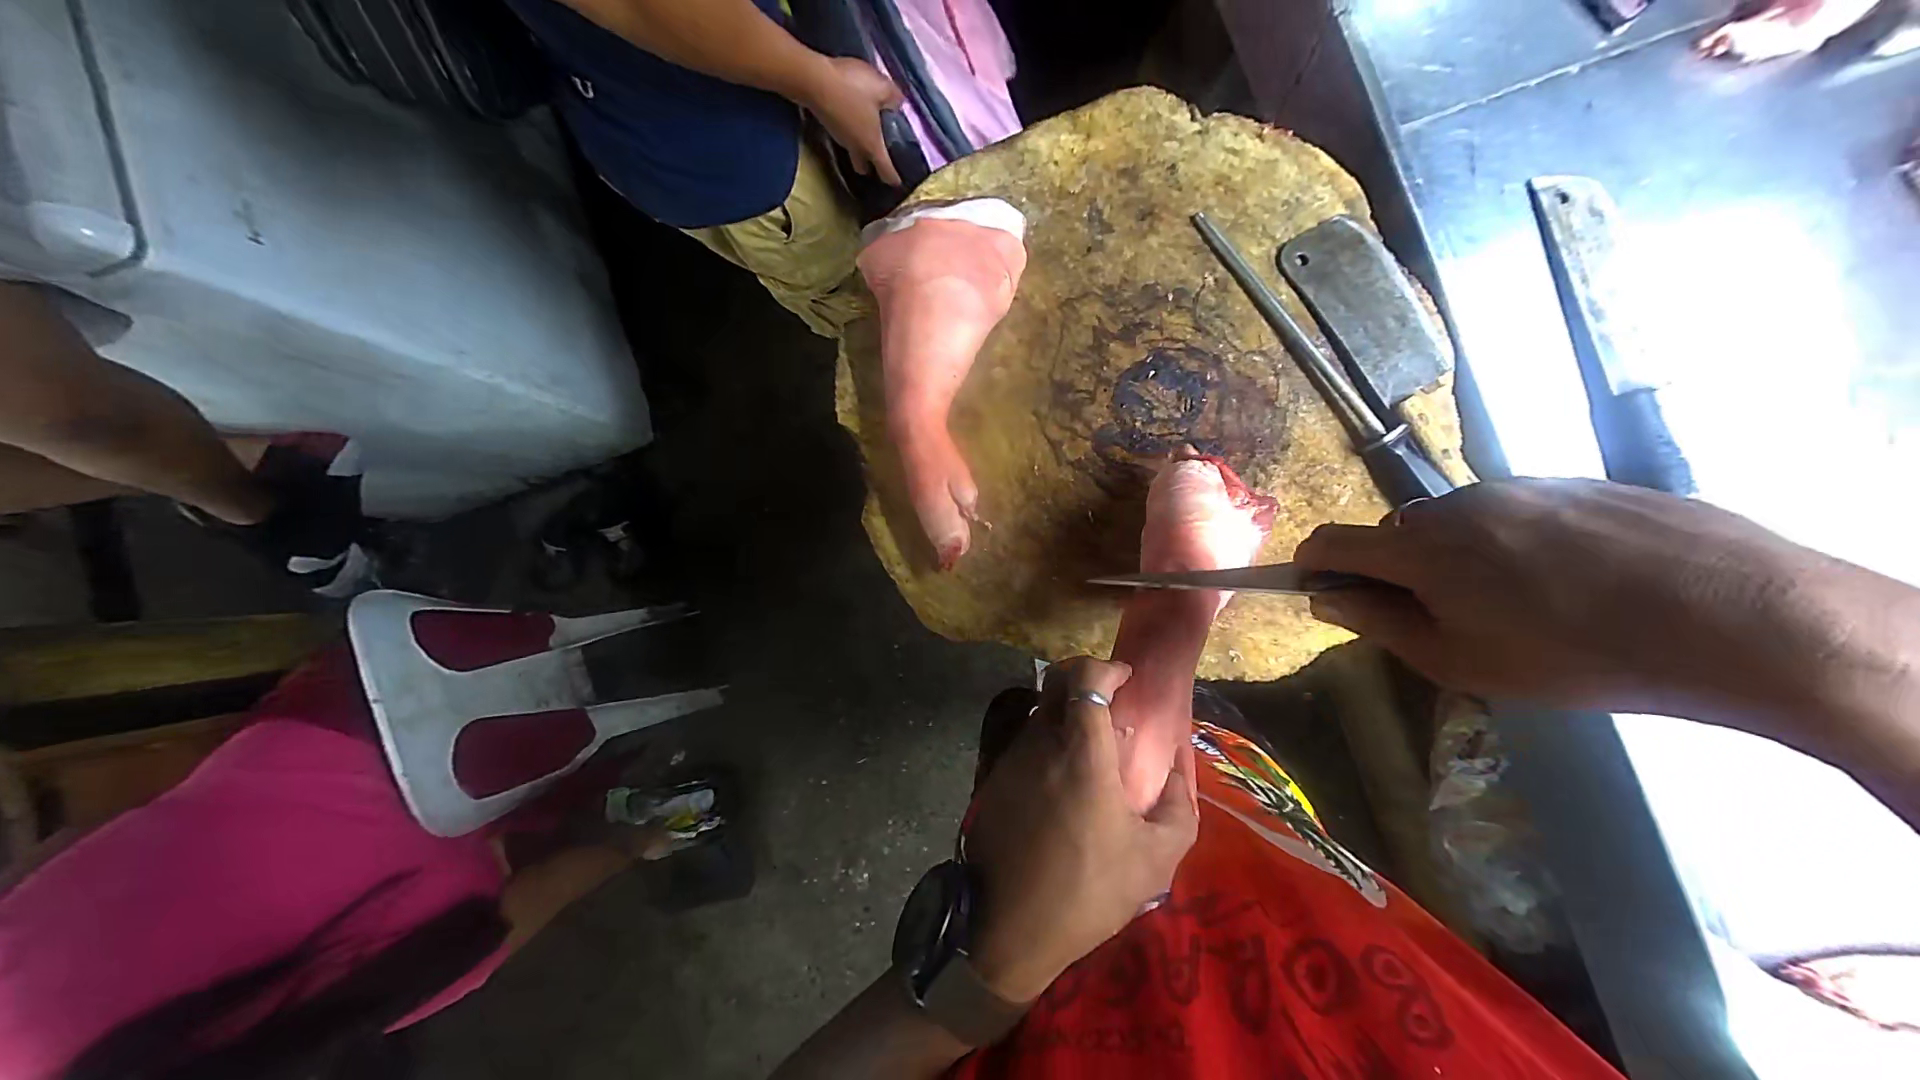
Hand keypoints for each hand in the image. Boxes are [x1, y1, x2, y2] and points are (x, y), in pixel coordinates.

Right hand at [798, 56, 904, 186]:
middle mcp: (855, 147)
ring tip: (868, 130)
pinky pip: (844, 136)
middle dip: (871, 166)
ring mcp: (839, 138)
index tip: (897, 182)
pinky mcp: (828, 125)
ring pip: (852, 151)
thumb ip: (894, 98)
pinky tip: (854, 115)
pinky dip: (850, 132)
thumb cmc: (852, 88)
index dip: (893, 179)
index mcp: (872, 146)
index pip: (885, 172)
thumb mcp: (881, 88)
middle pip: (863, 167)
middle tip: (879, 156)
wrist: (814, 79)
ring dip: (860, 147)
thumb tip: (899, 104)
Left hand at [963, 658, 1199, 1001]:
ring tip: (1091, 745)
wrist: (1011, 927)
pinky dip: (1047, 742)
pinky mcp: (995, 780)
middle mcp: (1041, 745)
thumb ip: (1178, 805)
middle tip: (1106, 698)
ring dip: (1065, 712)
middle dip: (1081, 676)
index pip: (1084, 678)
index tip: (1124, 678)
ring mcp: (1012, 760)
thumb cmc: (1090, 890)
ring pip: (1039, 712)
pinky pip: (1025, 743)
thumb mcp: (1156, 857)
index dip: (1105, 666)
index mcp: (1081, 753)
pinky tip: (1063, 778)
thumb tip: (1179, 771)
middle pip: (1054, 683)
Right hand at [1292, 479, 1919, 767]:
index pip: (1332, 540)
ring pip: (1456, 521)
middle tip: (1443, 616)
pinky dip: (1513, 541)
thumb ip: (1381, 624)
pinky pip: (1513, 510)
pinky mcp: (1575, 482)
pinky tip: (1573, 578)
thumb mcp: (1460, 661)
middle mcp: (1457, 504)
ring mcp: (1519, 486)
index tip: (1316, 587)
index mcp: (1420, 548)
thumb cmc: (1576, 655)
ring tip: (1523, 601)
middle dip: (1397, 569)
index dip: (1310, 563)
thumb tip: (1328, 599)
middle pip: (1396, 532)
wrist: (1743, 617)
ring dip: (1458, 555)